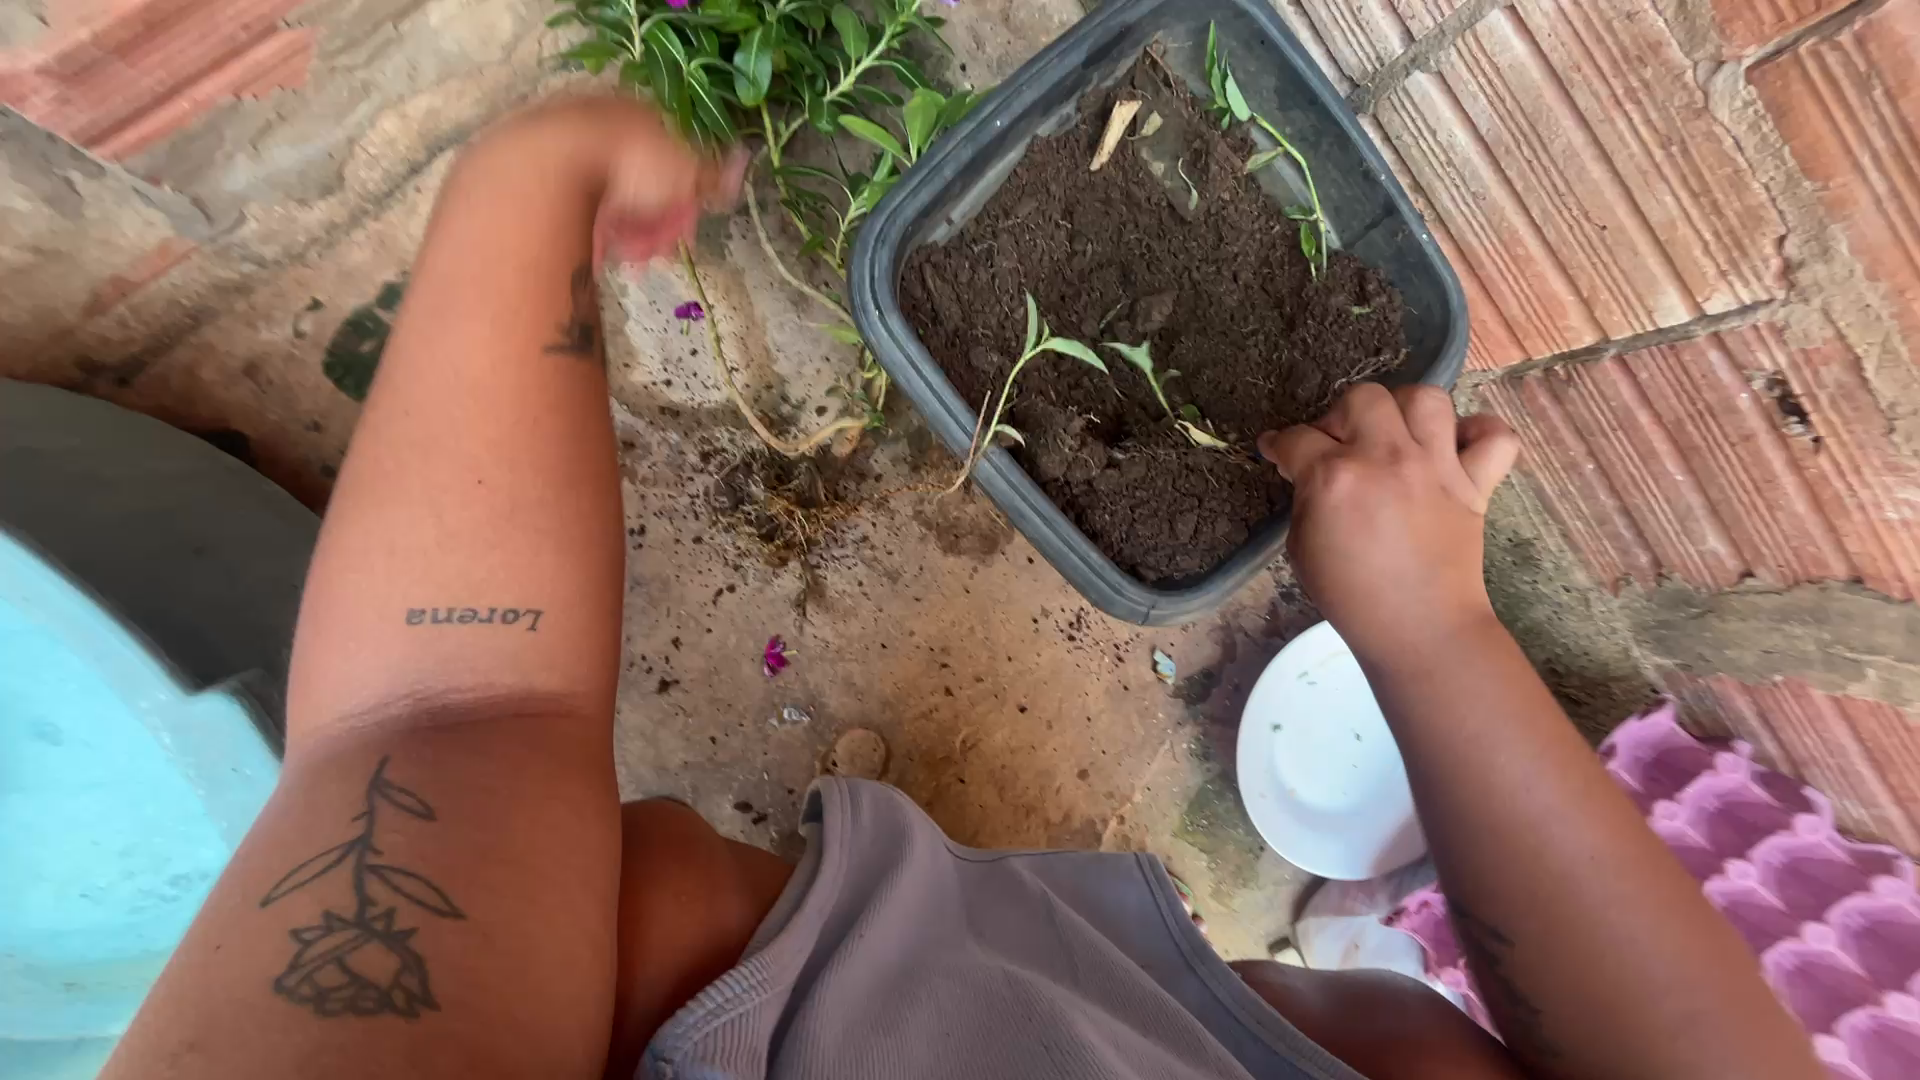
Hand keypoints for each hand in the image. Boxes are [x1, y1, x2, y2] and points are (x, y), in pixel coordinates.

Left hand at [465, 96, 745, 266]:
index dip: (689, 190)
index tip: (693, 219)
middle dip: (663, 220)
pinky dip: (607, 239)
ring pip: (621, 205)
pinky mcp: (552, 187)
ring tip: (642, 259)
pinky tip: (616, 258)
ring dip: (640, 236)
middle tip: (668, 246)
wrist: (553, 173)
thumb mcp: (686, 170)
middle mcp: (607, 127)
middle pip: (647, 184)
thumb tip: (744, 161)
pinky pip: (591, 218)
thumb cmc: (631, 167)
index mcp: (639, 114)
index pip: (675, 152)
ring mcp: (576, 156)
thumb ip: (714, 172)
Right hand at [1257, 383, 1518, 664]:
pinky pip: (1495, 436)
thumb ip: (1307, 498)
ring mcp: (1436, 467)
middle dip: (1339, 415)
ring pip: (1426, 398)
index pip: (1295, 438)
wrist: (1417, 627)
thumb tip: (1313, 475)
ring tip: (1392, 435)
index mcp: (1332, 478)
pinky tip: (1453, 449)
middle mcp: (1385, 458)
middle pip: (1361, 397)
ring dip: (1402, 409)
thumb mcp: (1301, 543)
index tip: (1276, 449)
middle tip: (1337, 444)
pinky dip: (1478, 433)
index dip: (1278, 443)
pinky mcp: (1476, 484)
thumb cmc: (1348, 593)